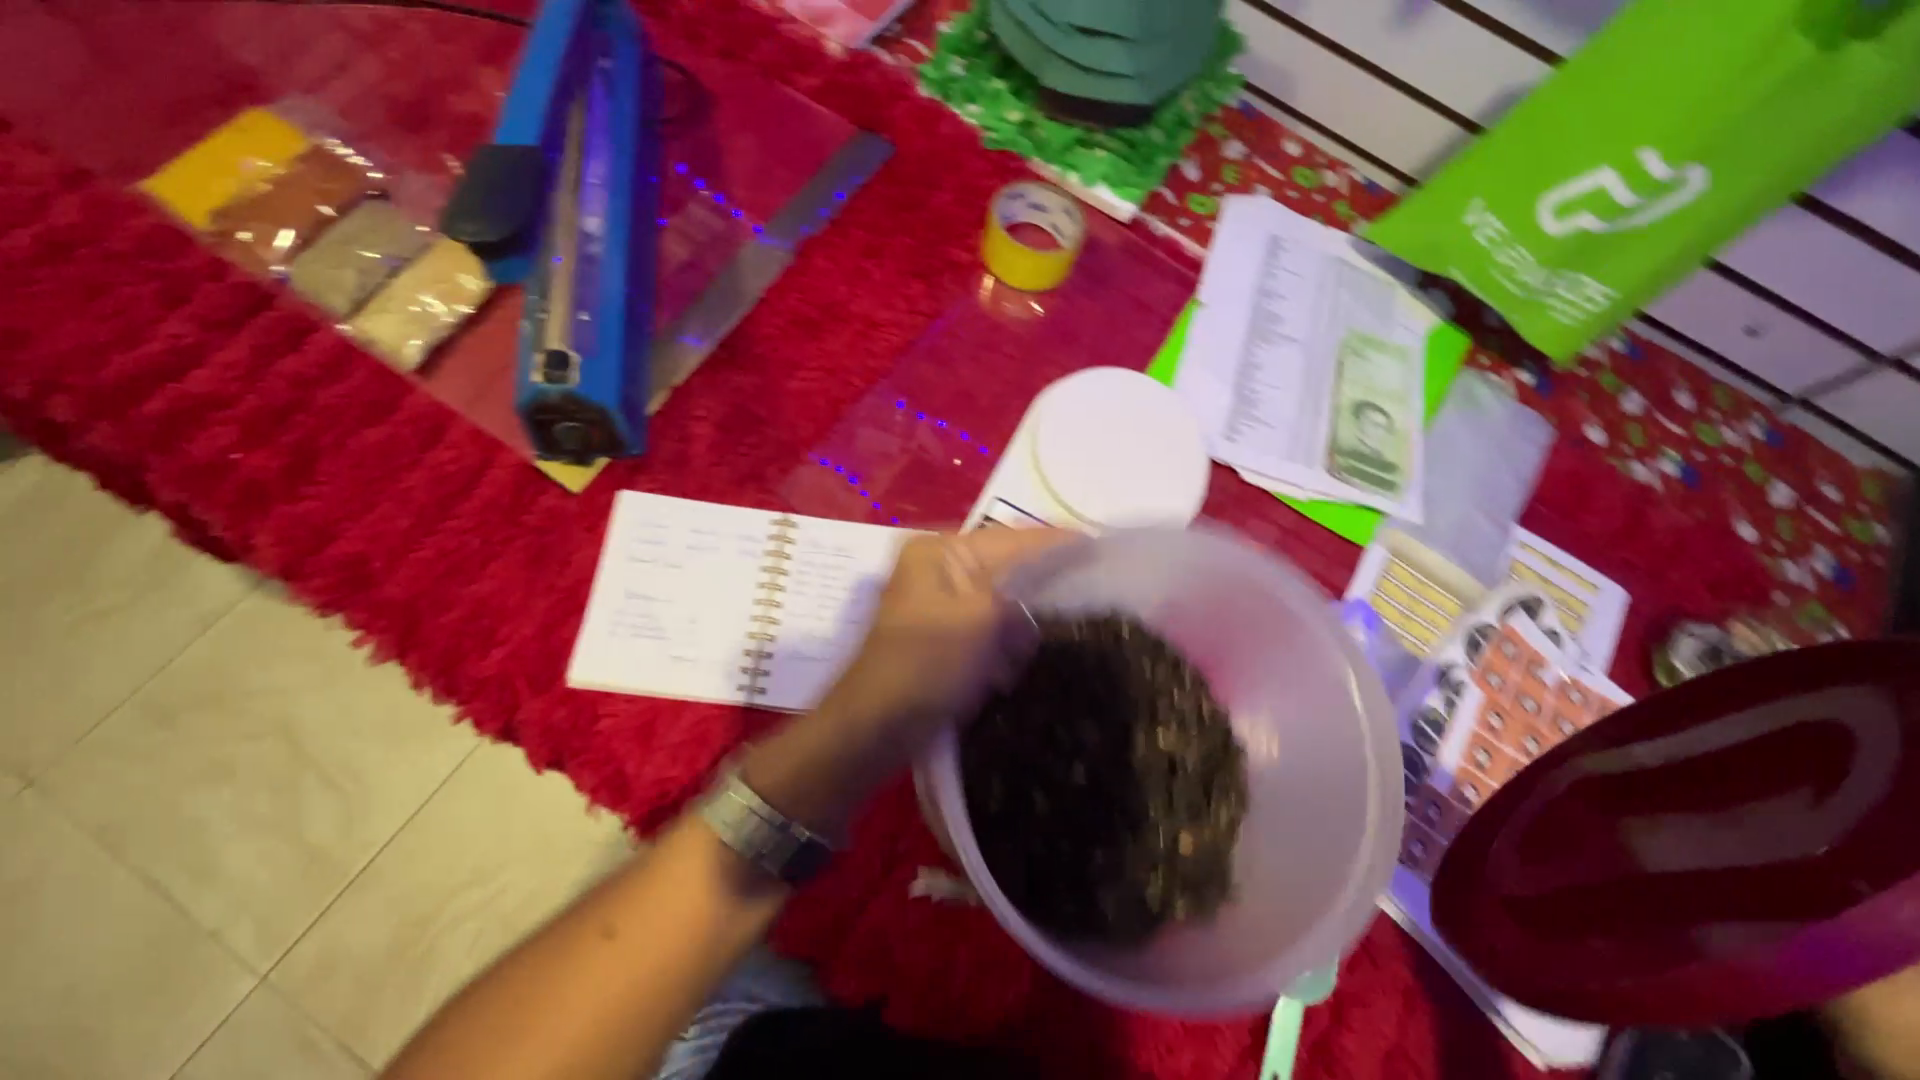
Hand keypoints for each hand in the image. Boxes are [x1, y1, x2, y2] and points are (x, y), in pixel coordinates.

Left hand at [819, 528, 1079, 750]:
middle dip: (1039, 593)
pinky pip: (987, 632)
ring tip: (1027, 653)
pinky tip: (1004, 672)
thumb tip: (1034, 611)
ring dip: (1018, 630)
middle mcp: (937, 567)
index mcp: (940, 550)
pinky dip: (1000, 648)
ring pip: (1002, 604)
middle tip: (1084, 600)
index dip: (1058, 543)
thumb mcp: (981, 620)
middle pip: (1009, 569)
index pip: (1013, 538)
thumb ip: (1020, 598)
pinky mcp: (941, 638)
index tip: (1101, 546)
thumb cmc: (925, 665)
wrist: (874, 726)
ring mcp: (937, 604)